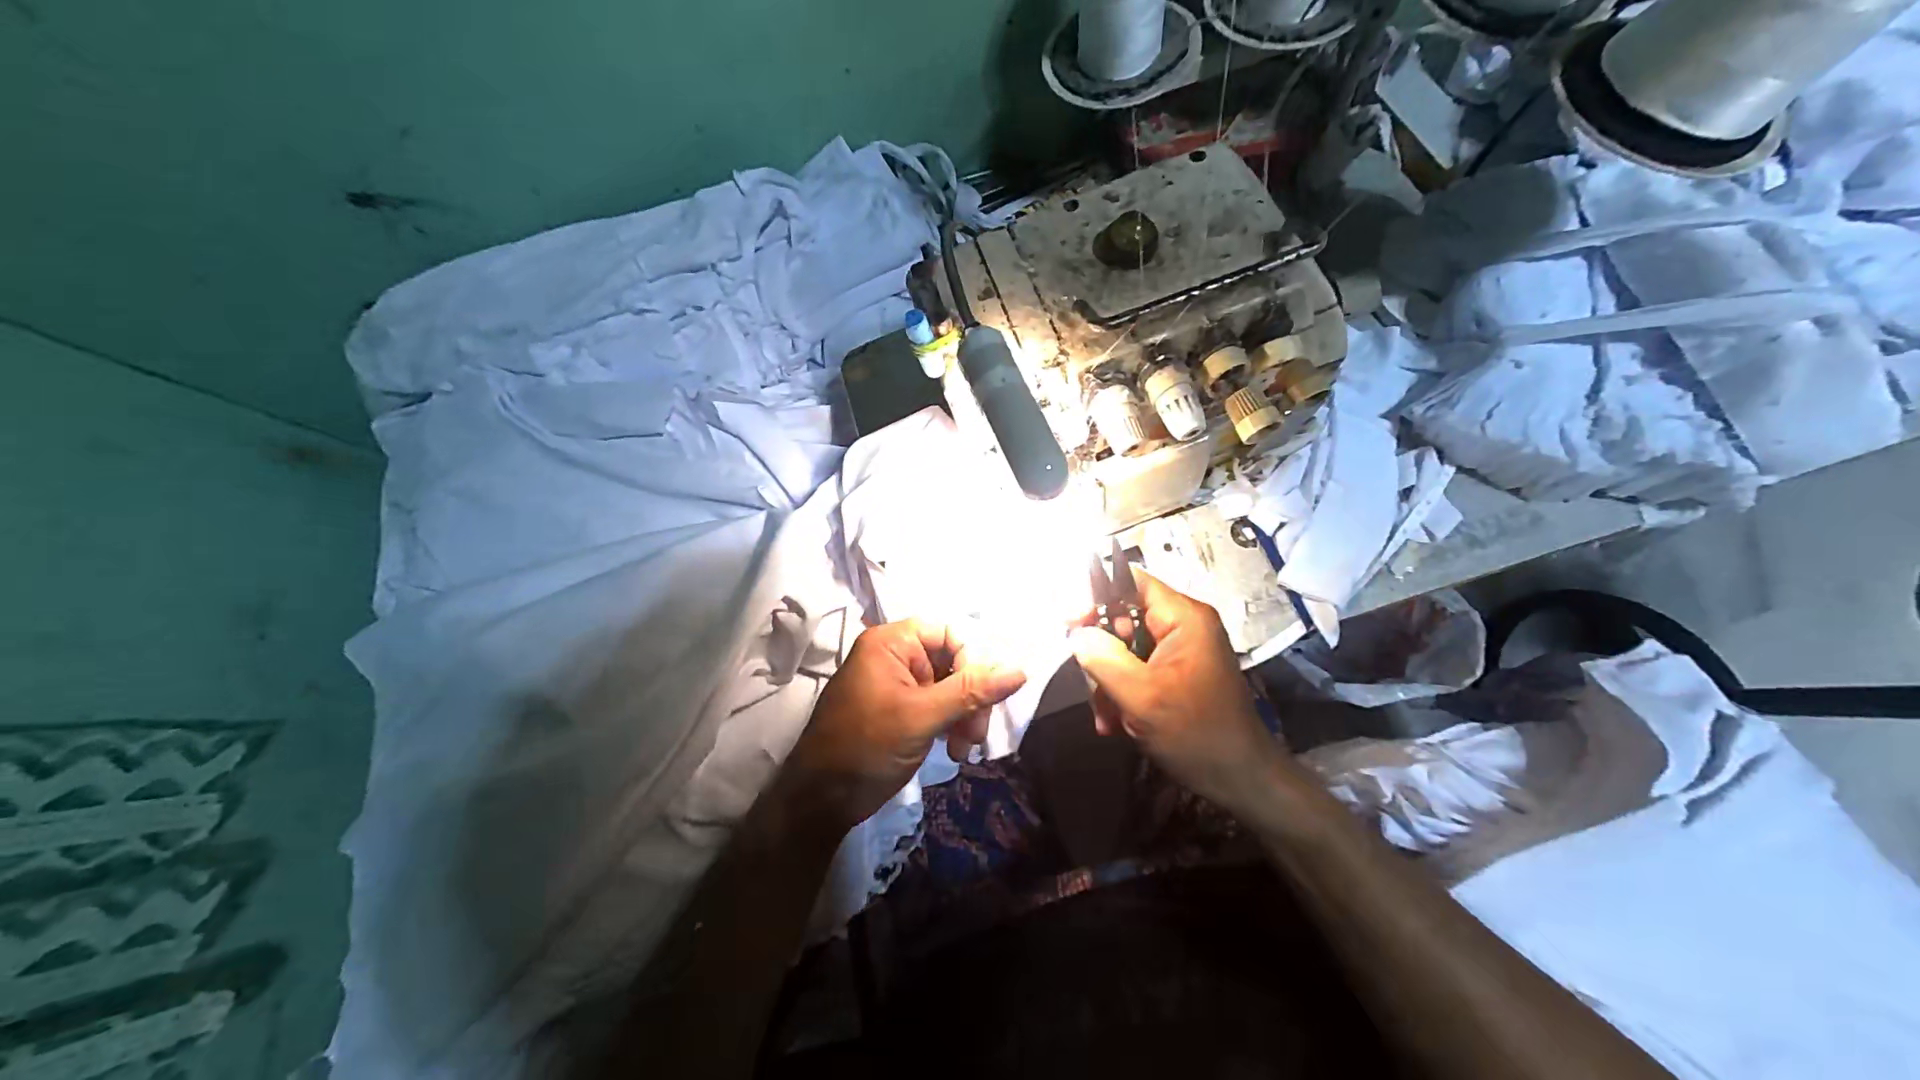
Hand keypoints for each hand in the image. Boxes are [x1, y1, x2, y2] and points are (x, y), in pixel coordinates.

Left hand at [779, 619, 1026, 831]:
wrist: (821, 799)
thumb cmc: (866, 746)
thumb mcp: (922, 716)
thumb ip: (971, 691)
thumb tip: (1020, 670)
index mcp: (891, 643)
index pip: (949, 633)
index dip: (971, 662)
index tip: (983, 698)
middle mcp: (894, 656)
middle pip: (952, 661)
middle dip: (971, 697)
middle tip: (976, 734)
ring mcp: (897, 685)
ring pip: (949, 687)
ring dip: (964, 715)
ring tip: (964, 748)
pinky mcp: (901, 710)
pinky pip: (937, 705)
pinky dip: (951, 725)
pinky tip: (954, 750)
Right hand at [1070, 571, 1286, 814]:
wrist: (1240, 780)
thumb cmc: (1196, 734)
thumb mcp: (1142, 697)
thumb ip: (1103, 658)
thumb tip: (1076, 633)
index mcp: (1183, 616)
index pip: (1128, 580)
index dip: (1094, 594)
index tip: (1072, 623)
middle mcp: (1181, 625)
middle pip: (1121, 616)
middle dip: (1100, 652)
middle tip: (1091, 683)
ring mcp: (1178, 650)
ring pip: (1122, 647)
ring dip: (1107, 680)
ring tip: (1108, 715)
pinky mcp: (1174, 673)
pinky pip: (1134, 669)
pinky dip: (1120, 692)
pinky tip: (1116, 722)